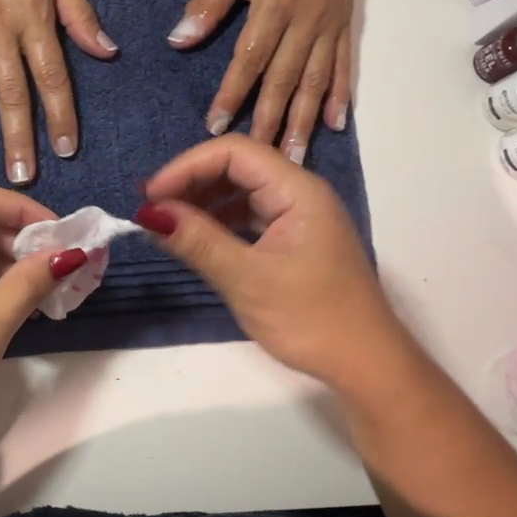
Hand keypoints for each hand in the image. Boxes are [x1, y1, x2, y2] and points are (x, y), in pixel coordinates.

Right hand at [137, 135, 390, 382]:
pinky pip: (251, 218)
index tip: (150, 197)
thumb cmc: (311, 318)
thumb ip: (198, 241)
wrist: (366, 363)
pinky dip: (220, 224)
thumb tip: (149, 213)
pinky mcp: (296, 243)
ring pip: (243, 193)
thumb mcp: (248, 279)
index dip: (186, 167)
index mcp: (298, 191)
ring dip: (203, 203)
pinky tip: (197, 241)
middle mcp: (300, 194)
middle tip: (152, 211)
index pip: (234, 152)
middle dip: (192, 183)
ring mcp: (300, 219)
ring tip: (167, 226)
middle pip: (238, 167)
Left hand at [168, 0, 358, 161]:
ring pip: (316, 81)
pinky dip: (340, 95)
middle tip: (261, 161)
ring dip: (304, 121)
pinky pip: (344, 65)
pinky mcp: (346, 23)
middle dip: (271, 121)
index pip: (250, 59)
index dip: (233, 94)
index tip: (216, 126)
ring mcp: (329, 24)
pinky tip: (334, 124)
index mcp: (275, 3)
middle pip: (285, 80)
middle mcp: (306, 20)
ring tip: (296, 157)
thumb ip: (209, 2)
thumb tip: (179, 41)